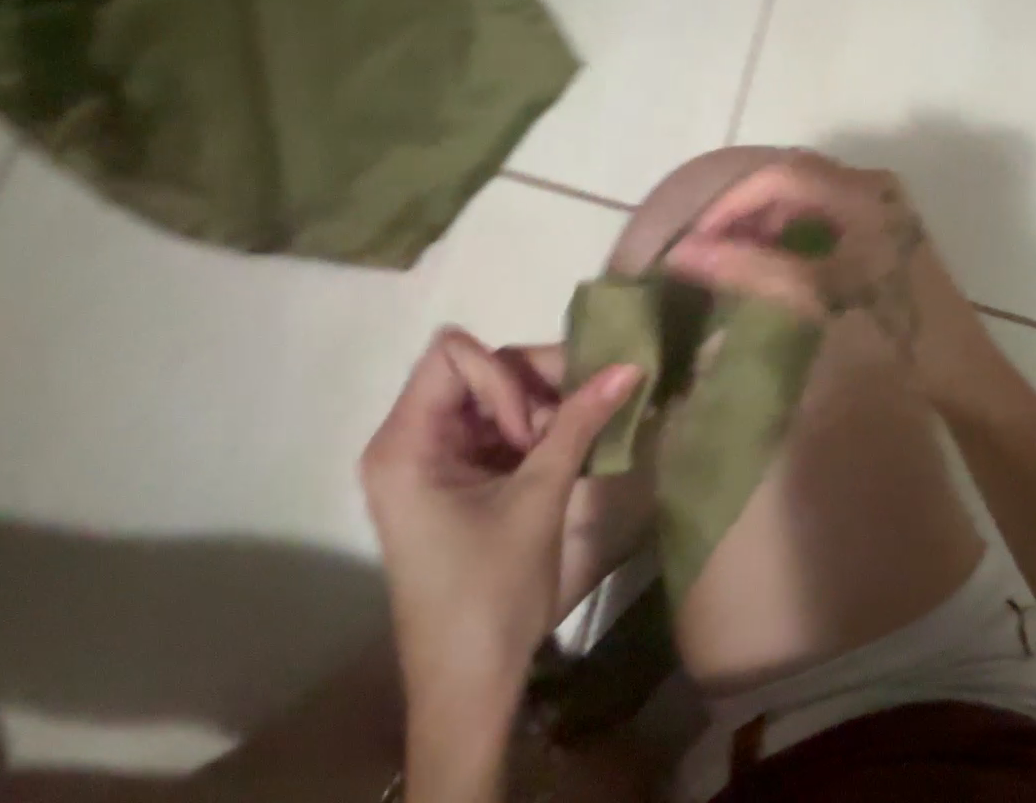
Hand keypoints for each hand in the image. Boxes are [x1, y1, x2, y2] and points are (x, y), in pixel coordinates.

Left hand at [359, 328, 640, 800]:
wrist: (470, 680)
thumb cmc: (491, 591)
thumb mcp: (538, 499)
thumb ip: (580, 424)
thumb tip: (630, 365)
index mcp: (405, 443)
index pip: (453, 354)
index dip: (503, 377)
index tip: (533, 431)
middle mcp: (410, 441)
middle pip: (476, 372)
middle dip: (533, 389)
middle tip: (576, 426)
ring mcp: (434, 461)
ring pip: (494, 399)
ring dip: (542, 412)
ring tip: (576, 446)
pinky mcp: (458, 479)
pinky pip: (499, 431)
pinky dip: (538, 435)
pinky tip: (569, 456)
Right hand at [662, 150, 987, 392]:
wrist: (961, 374)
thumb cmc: (895, 331)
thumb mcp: (820, 297)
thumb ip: (752, 270)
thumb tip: (684, 253)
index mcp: (863, 193)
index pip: (779, 177)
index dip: (730, 204)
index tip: (694, 241)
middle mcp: (874, 189)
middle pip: (792, 180)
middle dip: (745, 210)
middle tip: (709, 248)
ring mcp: (883, 211)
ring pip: (807, 199)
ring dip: (766, 222)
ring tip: (733, 258)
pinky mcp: (884, 236)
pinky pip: (824, 218)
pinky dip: (790, 235)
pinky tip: (772, 264)